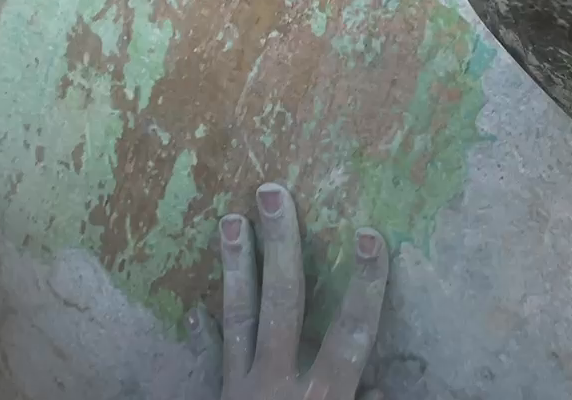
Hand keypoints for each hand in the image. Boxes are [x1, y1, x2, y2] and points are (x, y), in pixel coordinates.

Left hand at [191, 182, 388, 399]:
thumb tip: (376, 384)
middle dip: (280, 244)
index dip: (365, 285)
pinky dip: (203, 338)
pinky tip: (195, 311)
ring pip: (240, 318)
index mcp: (323, 398)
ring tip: (230, 220)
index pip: (351, 333)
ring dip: (237, 267)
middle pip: (283, 302)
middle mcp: (278, 385)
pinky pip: (208, 364)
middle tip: (271, 192)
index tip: (370, 234)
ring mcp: (240, 391)